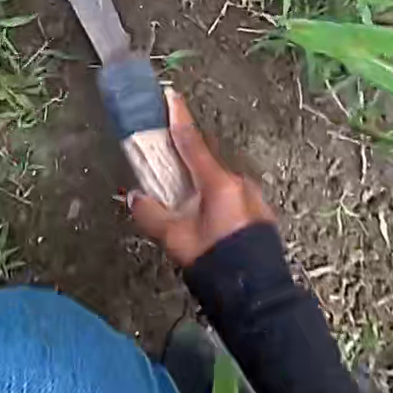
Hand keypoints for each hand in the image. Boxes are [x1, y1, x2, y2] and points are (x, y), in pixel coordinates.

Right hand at [127, 89, 275, 267]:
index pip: (191, 141)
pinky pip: (231, 198)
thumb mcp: (175, 239)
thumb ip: (151, 214)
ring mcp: (252, 197)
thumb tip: (134, 197)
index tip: (171, 96)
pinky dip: (215, 202)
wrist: (257, 295)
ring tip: (187, 212)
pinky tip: (208, 223)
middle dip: (184, 165)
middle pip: (204, 164)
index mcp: (217, 182)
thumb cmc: (216, 263)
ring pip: (218, 183)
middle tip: (167, 172)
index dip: (178, 117)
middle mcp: (238, 183)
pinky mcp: (259, 213)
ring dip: (200, 188)